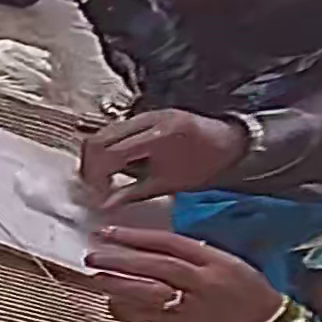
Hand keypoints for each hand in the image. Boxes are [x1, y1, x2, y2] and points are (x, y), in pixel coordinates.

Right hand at [81, 110, 247, 207]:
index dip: (96, 177)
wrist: (233, 143)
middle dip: (89, 167)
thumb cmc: (204, 165)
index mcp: (160, 136)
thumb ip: (131, 193)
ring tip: (100, 177)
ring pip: (100, 135)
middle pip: (97, 140)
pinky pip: (111, 132)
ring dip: (93, 158)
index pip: (108, 153)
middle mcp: (149, 119)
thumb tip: (103, 205)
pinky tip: (109, 165)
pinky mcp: (144, 117)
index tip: (97, 194)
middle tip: (93, 186)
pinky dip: (103, 150)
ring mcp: (146, 115)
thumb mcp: (168, 183)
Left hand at [86, 226, 284, 321]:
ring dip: (115, 283)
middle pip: (156, 265)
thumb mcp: (228, 270)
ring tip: (95, 277)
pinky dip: (123, 308)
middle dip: (119, 259)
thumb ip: (190, 259)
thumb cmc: (245, 301)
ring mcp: (192, 308)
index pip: (171, 243)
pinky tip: (111, 302)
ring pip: (146, 291)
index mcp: (220, 263)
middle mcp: (206, 283)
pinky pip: (142, 316)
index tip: (107, 232)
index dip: (135, 236)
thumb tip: (141, 249)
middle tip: (92, 256)